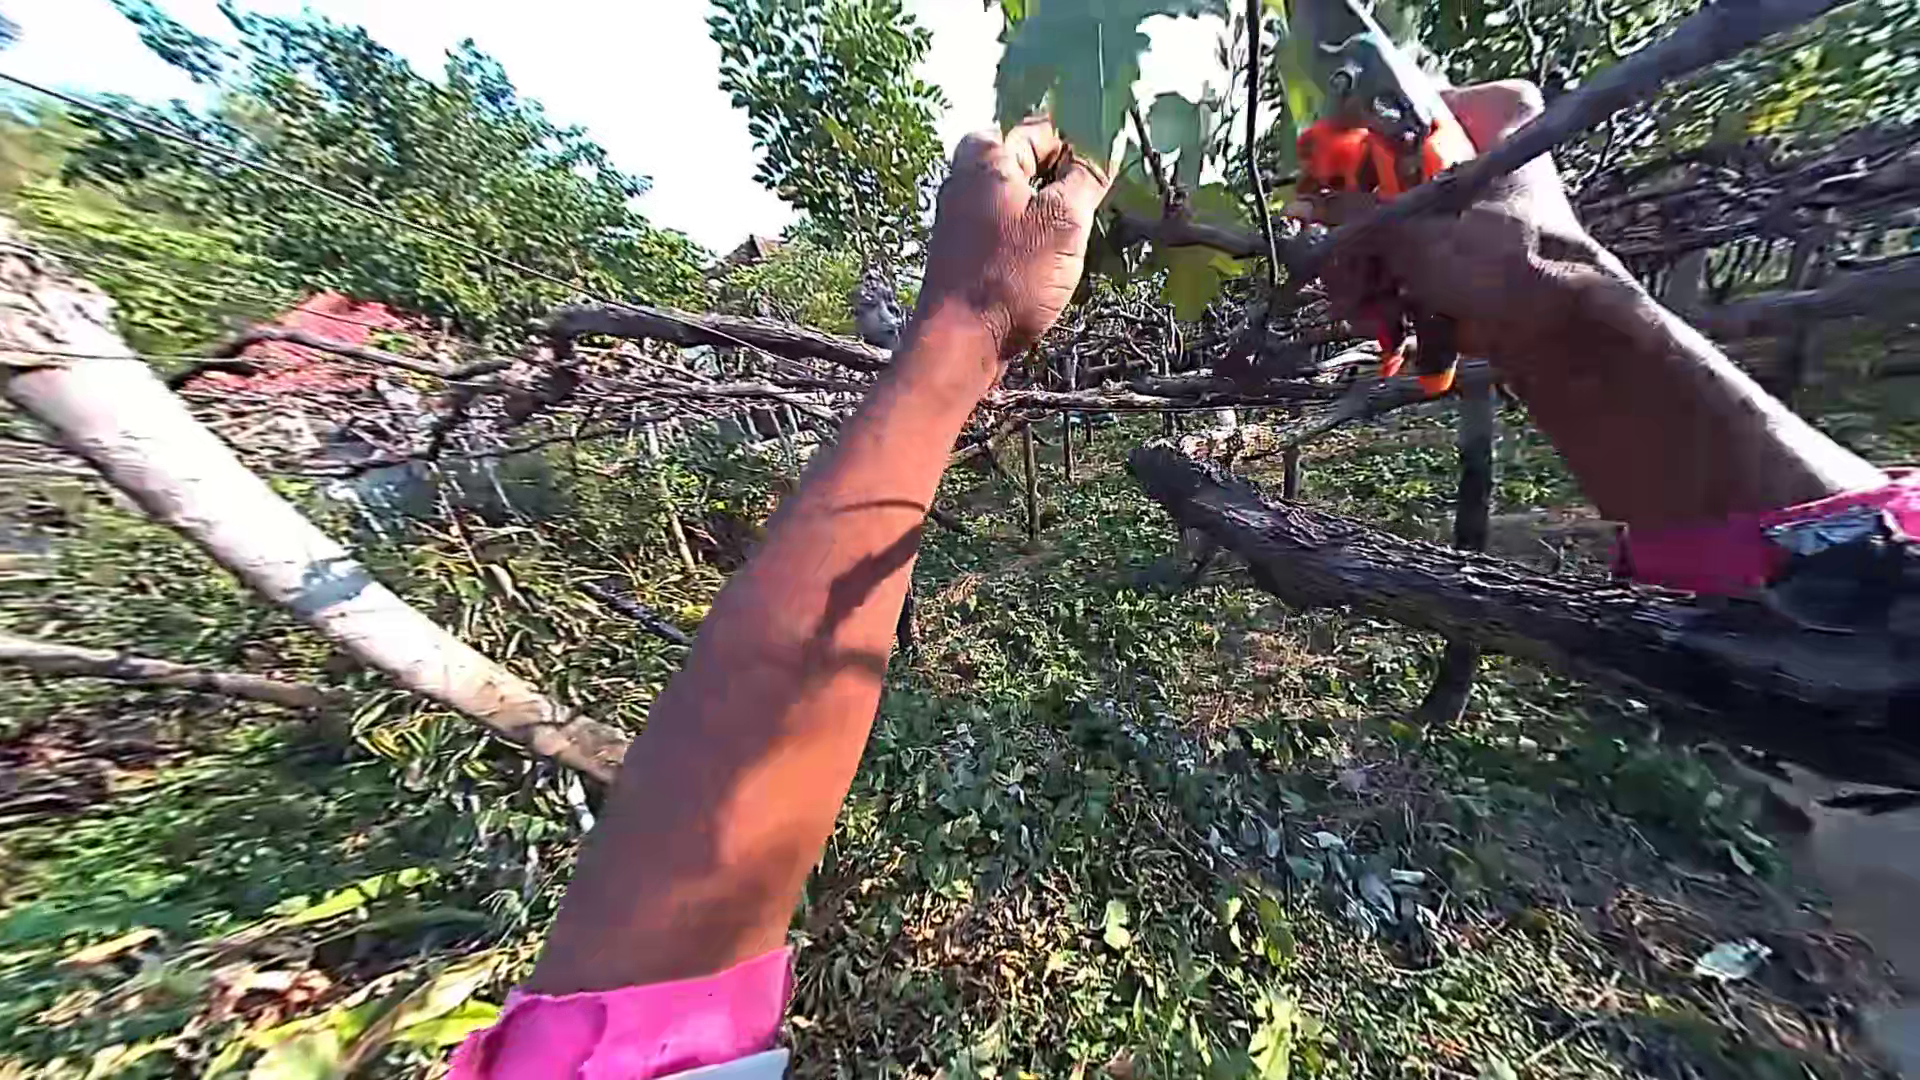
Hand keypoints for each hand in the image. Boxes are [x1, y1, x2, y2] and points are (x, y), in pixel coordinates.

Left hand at [915, 118, 1110, 360]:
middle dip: (1063, 190)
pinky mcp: (964, 255)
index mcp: (985, 152)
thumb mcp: (1064, 221)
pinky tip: (1043, 273)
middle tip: (1084, 223)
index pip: (1046, 129)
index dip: (1080, 150)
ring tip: (1065, 254)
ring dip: (1048, 224)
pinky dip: (1028, 247)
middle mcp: (965, 177)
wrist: (962, 343)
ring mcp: (961, 219)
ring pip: (1021, 205)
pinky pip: (1007, 236)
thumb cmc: (1012, 278)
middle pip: (1031, 168)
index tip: (1102, 182)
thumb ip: (1088, 175)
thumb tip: (1106, 144)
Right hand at [1316, 81, 1634, 367]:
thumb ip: (1353, 214)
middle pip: (1372, 189)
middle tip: (1345, 274)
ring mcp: (1446, 211)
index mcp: (1484, 120)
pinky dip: (1373, 293)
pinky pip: (1382, 264)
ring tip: (1366, 305)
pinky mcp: (1435, 252)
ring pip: (1370, 235)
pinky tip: (1380, 314)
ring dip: (1356, 278)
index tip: (1319, 199)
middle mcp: (1465, 158)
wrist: (1542, 322)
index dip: (1348, 163)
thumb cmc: (1499, 259)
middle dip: (1350, 244)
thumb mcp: (1416, 228)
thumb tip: (1301, 204)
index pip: (1395, 121)